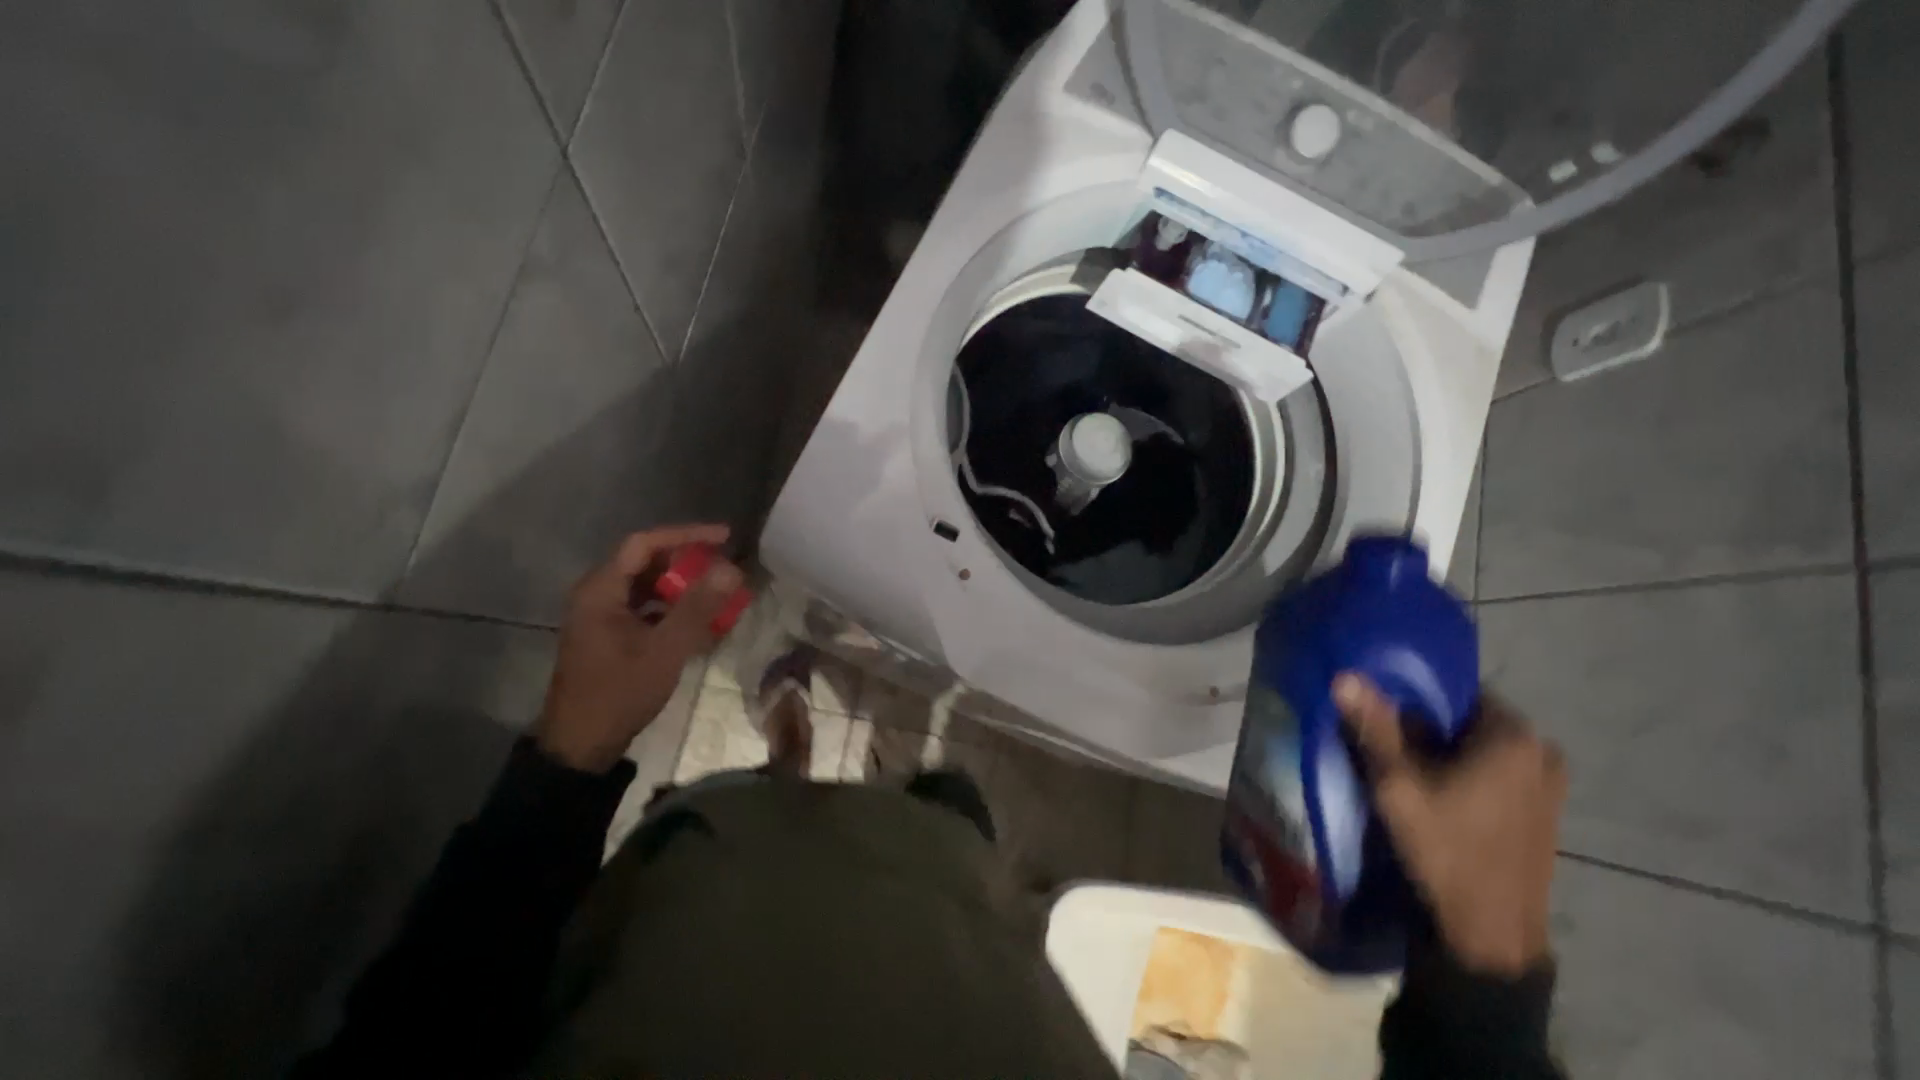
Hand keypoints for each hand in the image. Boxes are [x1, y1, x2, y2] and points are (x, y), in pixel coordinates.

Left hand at [535, 526, 745, 773]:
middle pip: (647, 563)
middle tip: (726, 569)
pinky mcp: (610, 637)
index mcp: (600, 590)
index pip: (645, 543)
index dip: (686, 535)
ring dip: (683, 588)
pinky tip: (701, 623)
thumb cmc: (619, 692)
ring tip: (721, 594)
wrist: (581, 746)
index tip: (725, 537)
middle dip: (689, 563)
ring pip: (648, 588)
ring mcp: (602, 617)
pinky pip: (646, 610)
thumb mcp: (665, 649)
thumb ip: (698, 607)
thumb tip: (733, 569)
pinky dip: (673, 610)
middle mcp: (597, 595)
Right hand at [1334, 674, 1567, 976]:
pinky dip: (1469, 784)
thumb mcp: (1398, 787)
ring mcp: (1550, 786)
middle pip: (1467, 724)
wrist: (1490, 937)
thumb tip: (1345, 676)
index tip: (1381, 724)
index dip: (1412, 704)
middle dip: (1429, 735)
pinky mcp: (1545, 816)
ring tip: (1409, 783)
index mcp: (1514, 735)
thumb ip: (1374, 729)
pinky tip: (1439, 807)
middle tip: (1388, 757)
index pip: (1453, 693)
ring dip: (1448, 761)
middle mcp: (1541, 751)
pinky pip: (1498, 780)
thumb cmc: (1446, 852)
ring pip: (1482, 754)